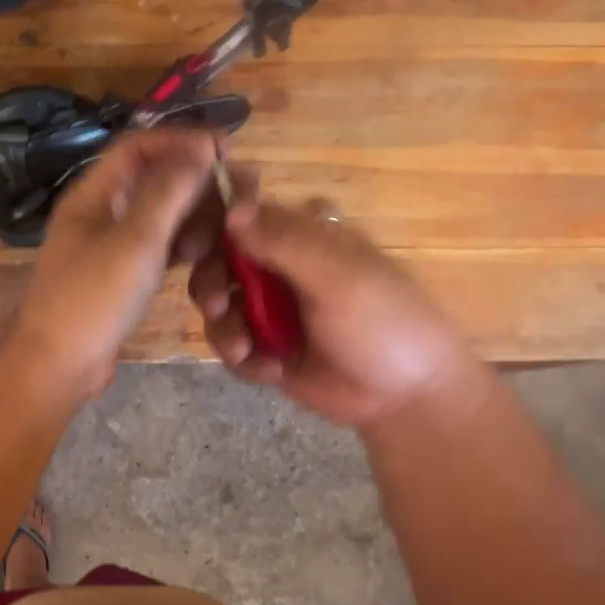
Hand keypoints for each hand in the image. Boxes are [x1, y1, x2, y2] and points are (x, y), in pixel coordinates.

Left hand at [3, 127, 223, 401]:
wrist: (58, 366)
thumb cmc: (93, 298)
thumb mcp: (137, 238)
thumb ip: (172, 188)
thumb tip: (202, 146)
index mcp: (92, 195)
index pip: (139, 146)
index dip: (182, 141)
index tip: (226, 153)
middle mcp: (100, 215)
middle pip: (156, 181)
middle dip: (197, 186)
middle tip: (237, 202)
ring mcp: (109, 248)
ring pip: (162, 218)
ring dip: (193, 222)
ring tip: (215, 242)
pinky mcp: (120, 279)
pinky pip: (158, 250)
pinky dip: (181, 251)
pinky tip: (200, 264)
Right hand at [189, 198, 480, 425]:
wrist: (405, 396)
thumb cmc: (382, 323)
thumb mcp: (336, 276)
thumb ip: (284, 242)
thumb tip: (231, 209)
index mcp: (306, 240)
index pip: (246, 221)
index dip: (216, 234)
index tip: (198, 252)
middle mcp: (284, 271)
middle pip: (221, 267)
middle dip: (211, 288)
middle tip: (217, 308)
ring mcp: (274, 314)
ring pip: (221, 311)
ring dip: (224, 331)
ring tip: (244, 351)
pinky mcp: (268, 351)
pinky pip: (232, 348)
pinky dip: (241, 360)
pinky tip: (269, 372)